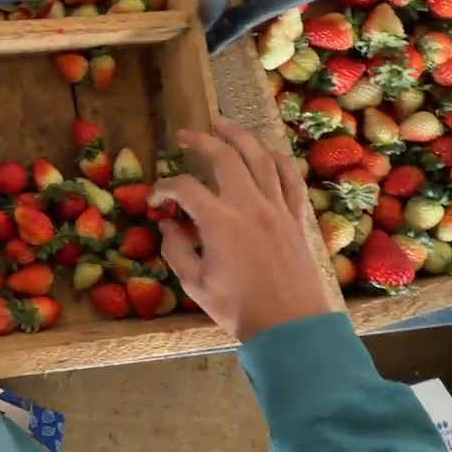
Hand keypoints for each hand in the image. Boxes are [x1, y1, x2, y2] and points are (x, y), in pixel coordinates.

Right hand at [152, 120, 333, 340]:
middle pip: (224, 158)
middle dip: (201, 141)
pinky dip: (277, 159)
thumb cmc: (238, 308)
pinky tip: (265, 151)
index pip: (184, 188)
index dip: (163, 188)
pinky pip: (290, 178)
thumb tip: (167, 225)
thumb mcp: (194, 283)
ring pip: (260, 158)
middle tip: (184, 136)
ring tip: (222, 125)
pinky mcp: (296, 217)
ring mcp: (277, 208)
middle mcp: (249, 205)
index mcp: (220, 222)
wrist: (290, 326)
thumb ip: (175, 249)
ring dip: (239, 137)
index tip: (155, 199)